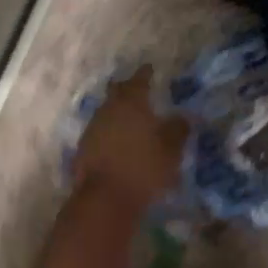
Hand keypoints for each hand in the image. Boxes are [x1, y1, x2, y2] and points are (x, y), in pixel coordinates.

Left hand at [75, 68, 188, 210]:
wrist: (104, 198)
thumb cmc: (143, 168)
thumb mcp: (171, 149)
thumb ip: (178, 129)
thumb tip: (184, 116)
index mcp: (132, 103)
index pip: (139, 80)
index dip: (145, 73)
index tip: (150, 68)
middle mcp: (109, 108)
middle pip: (116, 91)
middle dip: (126, 87)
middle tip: (137, 88)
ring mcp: (93, 127)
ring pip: (106, 110)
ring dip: (117, 111)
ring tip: (129, 117)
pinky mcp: (83, 148)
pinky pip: (99, 131)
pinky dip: (109, 131)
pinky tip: (116, 141)